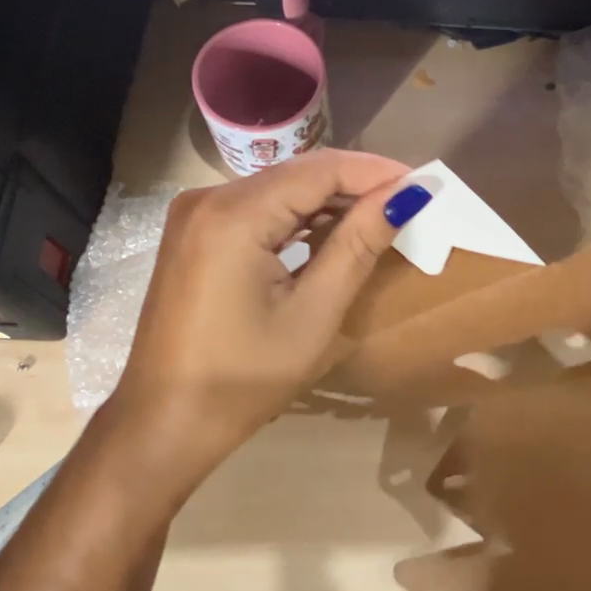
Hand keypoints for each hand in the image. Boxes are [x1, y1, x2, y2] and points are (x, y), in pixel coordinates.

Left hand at [106, 150, 433, 483]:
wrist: (165, 421)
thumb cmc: (244, 378)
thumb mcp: (313, 313)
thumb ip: (358, 245)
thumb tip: (407, 196)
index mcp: (234, 214)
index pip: (319, 169)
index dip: (376, 171)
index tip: (425, 186)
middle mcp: (209, 197)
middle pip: (298, 173)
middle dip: (356, 185)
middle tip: (410, 206)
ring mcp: (196, 213)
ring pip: (279, 189)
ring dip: (329, 202)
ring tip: (380, 221)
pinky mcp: (194, 233)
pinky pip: (257, 208)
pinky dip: (297, 217)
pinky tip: (331, 234)